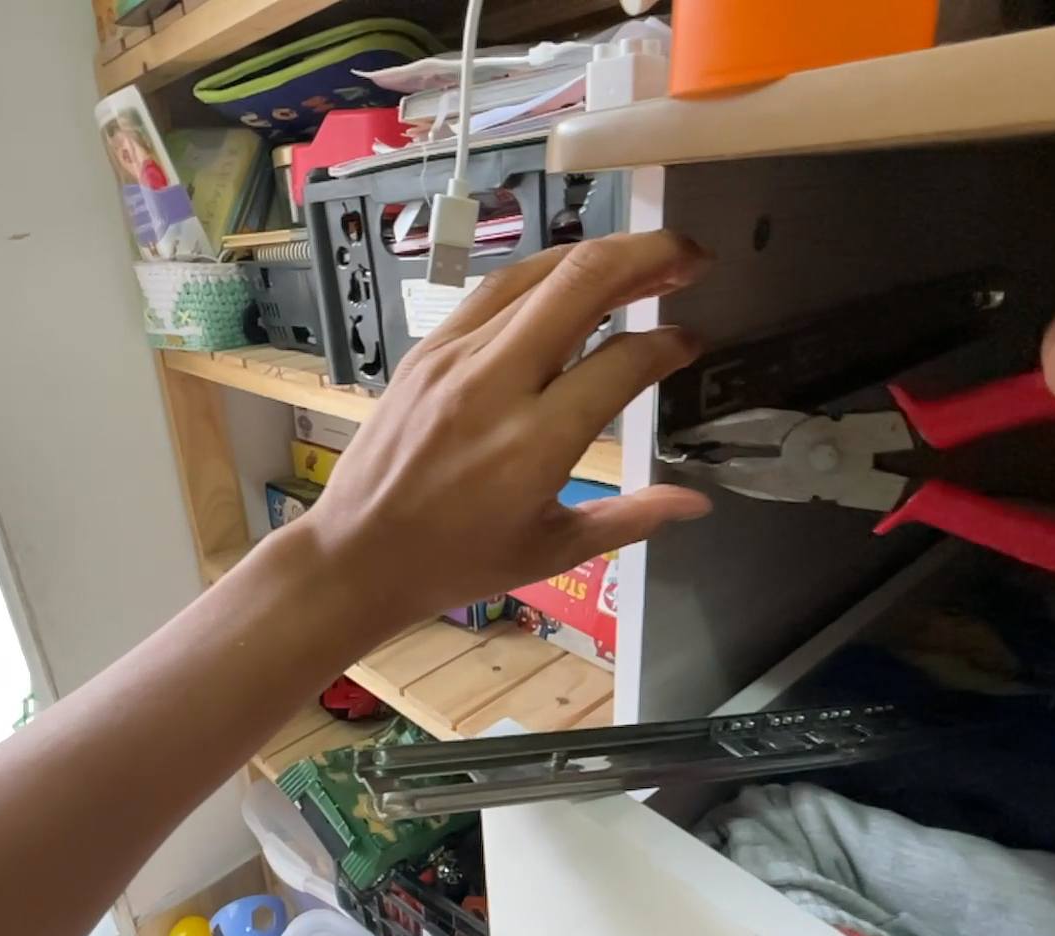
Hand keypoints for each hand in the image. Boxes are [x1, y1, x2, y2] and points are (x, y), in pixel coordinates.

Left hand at [291, 231, 714, 623]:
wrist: (358, 553)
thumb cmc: (456, 563)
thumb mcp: (550, 550)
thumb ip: (630, 518)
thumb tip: (696, 501)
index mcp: (534, 444)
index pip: (623, 362)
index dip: (670, 345)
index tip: (690, 343)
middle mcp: (495, 384)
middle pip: (582, 281)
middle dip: (650, 253)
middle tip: (692, 258)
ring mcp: (452, 358)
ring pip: (536, 273)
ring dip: (597, 256)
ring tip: (641, 260)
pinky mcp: (425, 351)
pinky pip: (492, 292)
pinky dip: (541, 277)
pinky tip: (566, 283)